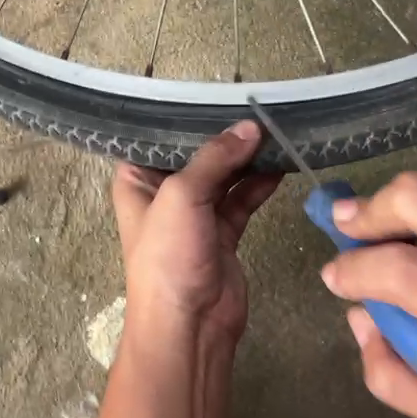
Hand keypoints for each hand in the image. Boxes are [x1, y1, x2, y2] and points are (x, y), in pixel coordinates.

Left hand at [111, 122, 281, 346]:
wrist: (189, 325)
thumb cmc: (168, 254)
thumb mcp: (183, 195)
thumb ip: (216, 158)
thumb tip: (251, 127)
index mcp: (136, 178)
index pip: (159, 137)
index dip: (186, 117)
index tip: (219, 92)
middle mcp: (162, 192)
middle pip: (196, 154)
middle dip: (224, 136)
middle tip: (257, 108)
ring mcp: (194, 214)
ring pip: (223, 175)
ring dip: (246, 159)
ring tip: (276, 133)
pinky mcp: (222, 233)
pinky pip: (241, 199)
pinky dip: (258, 184)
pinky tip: (280, 165)